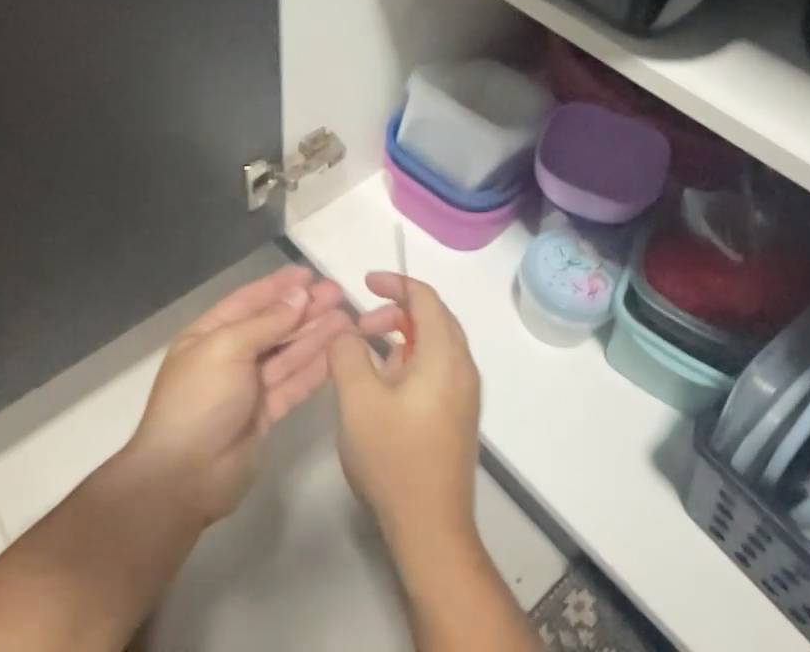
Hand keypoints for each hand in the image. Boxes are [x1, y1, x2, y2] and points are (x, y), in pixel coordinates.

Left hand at [126, 265, 352, 525]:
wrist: (186, 474)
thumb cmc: (199, 400)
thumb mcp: (227, 348)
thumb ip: (266, 322)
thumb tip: (298, 294)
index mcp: (209, 335)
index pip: (248, 302)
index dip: (278, 287)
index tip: (309, 274)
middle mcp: (230, 356)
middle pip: (273, 326)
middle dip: (304, 309)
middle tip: (339, 294)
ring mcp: (249, 386)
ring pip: (288, 353)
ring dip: (316, 334)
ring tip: (348, 318)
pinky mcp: (267, 412)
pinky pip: (294, 382)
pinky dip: (316, 366)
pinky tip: (338, 351)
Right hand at [327, 273, 481, 550]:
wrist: (430, 526)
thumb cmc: (393, 458)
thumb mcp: (357, 400)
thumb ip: (348, 353)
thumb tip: (347, 328)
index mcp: (445, 357)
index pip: (426, 299)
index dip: (395, 283)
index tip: (363, 282)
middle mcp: (462, 369)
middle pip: (434, 319)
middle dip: (395, 312)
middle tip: (358, 327)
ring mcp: (463, 395)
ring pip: (434, 346)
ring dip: (400, 339)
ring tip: (364, 358)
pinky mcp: (456, 416)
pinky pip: (435, 370)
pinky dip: (408, 362)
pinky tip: (381, 387)